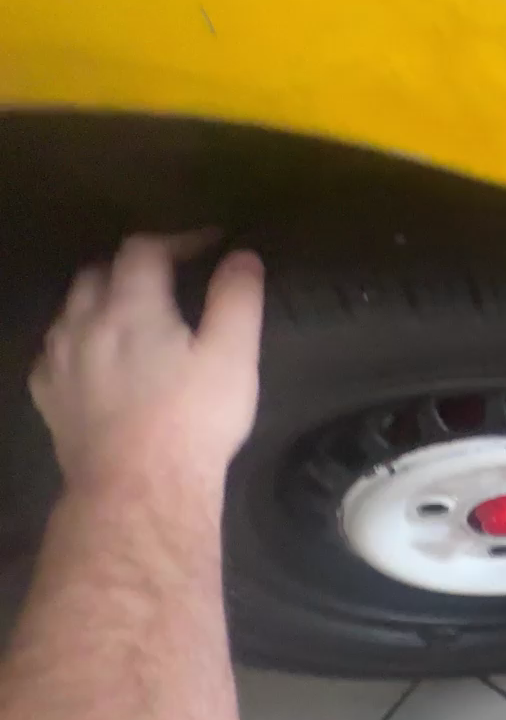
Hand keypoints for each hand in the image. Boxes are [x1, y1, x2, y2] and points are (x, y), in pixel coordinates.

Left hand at [28, 233, 265, 494]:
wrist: (139, 479)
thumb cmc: (198, 413)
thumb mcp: (235, 354)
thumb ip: (237, 300)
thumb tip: (242, 256)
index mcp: (131, 309)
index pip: (144, 251)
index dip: (180, 239)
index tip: (214, 243)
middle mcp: (82, 322)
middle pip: (100, 272)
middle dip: (140, 264)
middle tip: (180, 275)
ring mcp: (57, 357)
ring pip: (73, 306)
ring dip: (108, 295)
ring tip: (144, 310)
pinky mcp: (49, 389)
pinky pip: (59, 344)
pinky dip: (86, 333)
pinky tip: (109, 353)